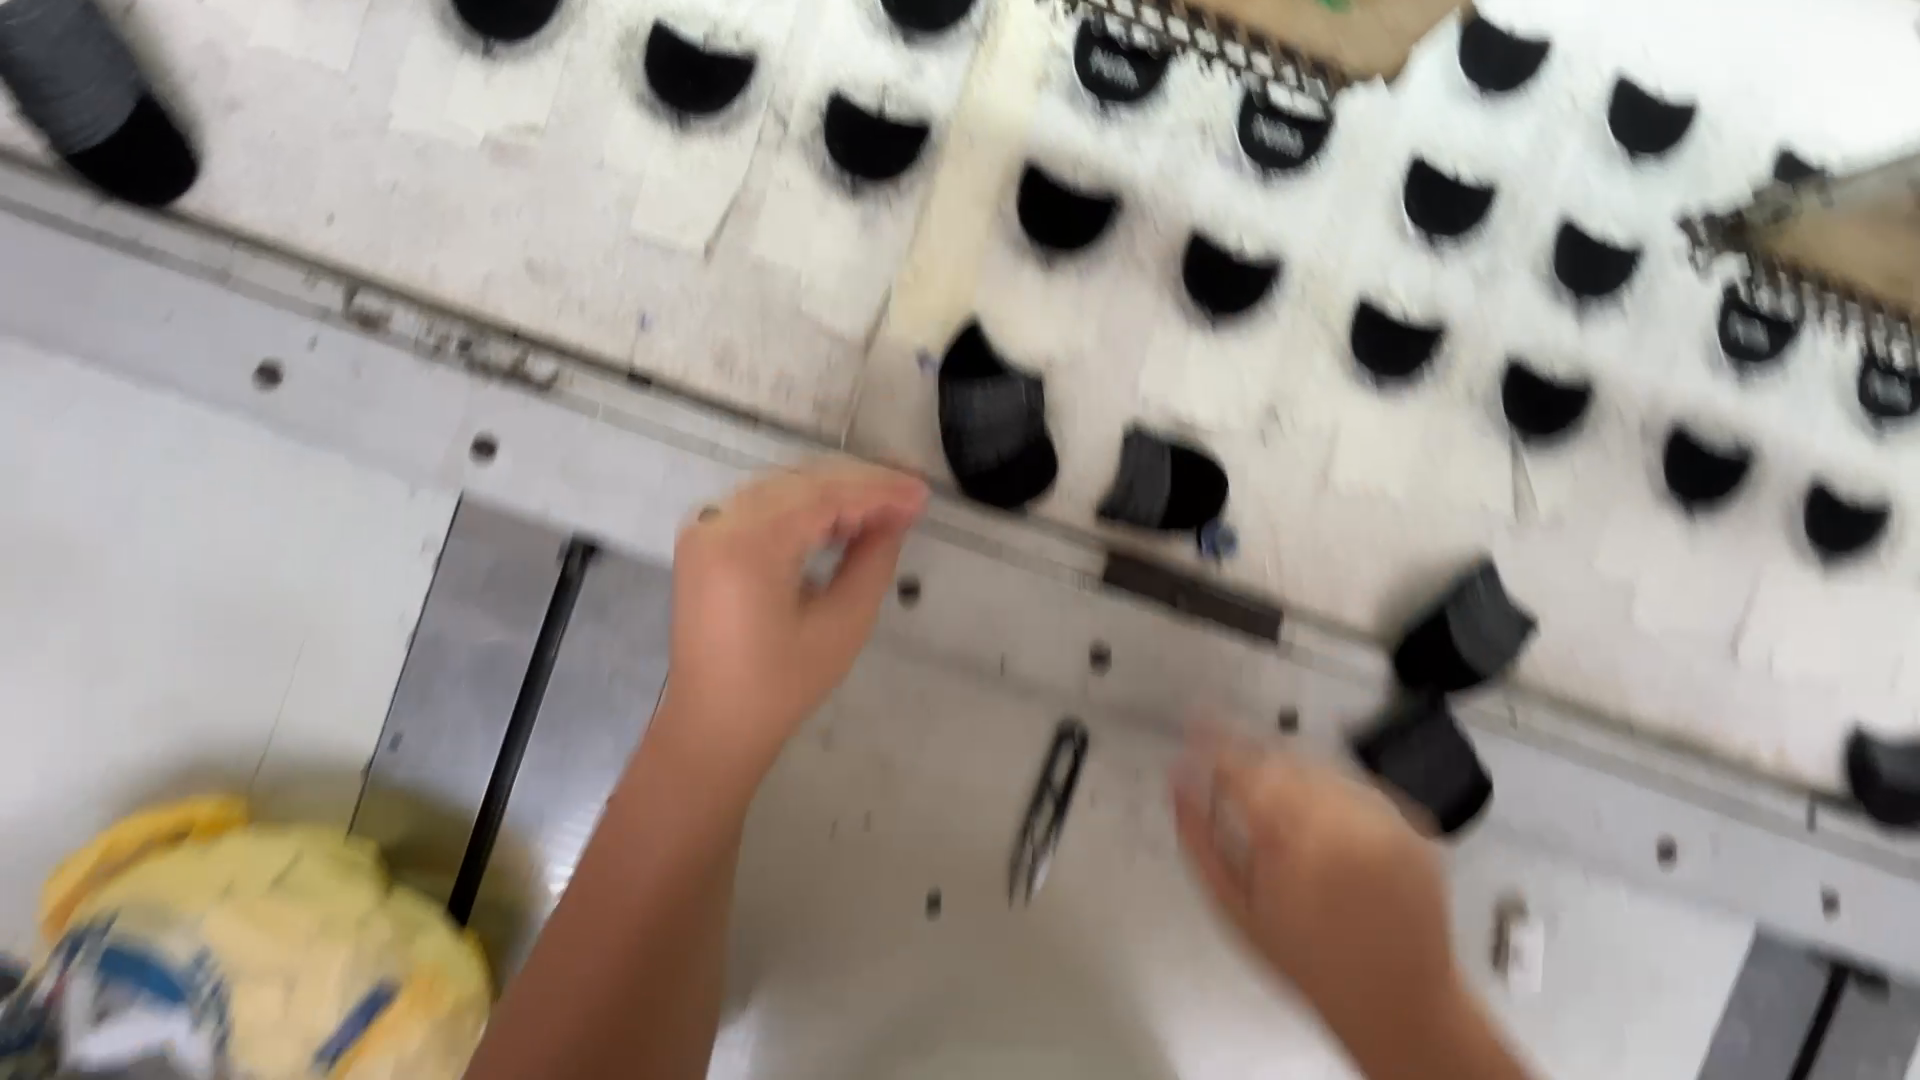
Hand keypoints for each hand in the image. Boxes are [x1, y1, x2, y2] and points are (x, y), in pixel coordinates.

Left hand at [653, 461, 928, 785]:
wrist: (714, 724)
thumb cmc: (781, 685)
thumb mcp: (843, 624)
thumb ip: (873, 559)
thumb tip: (896, 516)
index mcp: (748, 545)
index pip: (824, 496)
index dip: (878, 491)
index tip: (922, 495)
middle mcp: (719, 522)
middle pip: (802, 482)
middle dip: (861, 485)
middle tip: (911, 494)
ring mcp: (706, 527)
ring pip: (784, 487)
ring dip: (836, 492)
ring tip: (886, 506)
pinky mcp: (706, 539)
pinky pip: (764, 504)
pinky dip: (806, 506)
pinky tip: (842, 518)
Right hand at [1171, 739, 1464, 1044]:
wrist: (1399, 1001)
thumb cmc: (1306, 959)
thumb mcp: (1235, 907)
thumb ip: (1199, 838)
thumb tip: (1177, 780)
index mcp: (1290, 840)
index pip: (1240, 767)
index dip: (1212, 742)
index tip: (1195, 724)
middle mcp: (1341, 820)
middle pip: (1280, 760)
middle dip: (1251, 758)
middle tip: (1231, 770)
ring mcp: (1383, 819)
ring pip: (1319, 766)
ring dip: (1289, 770)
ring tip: (1278, 803)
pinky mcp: (1412, 824)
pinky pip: (1357, 785)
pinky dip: (1330, 789)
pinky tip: (1321, 821)